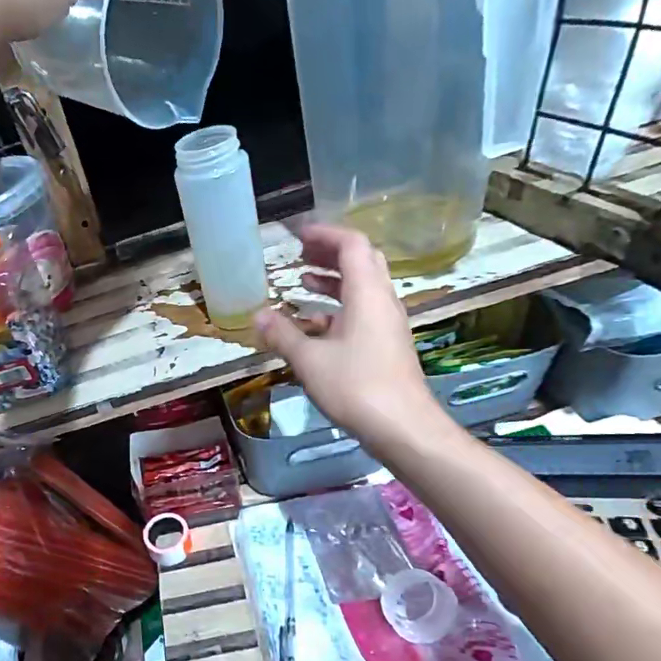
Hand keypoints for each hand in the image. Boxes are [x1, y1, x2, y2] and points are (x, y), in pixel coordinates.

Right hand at [253, 224, 445, 444]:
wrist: (403, 427)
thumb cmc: (356, 387)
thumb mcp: (310, 360)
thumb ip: (283, 334)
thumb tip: (257, 315)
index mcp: (367, 293)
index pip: (352, 244)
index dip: (325, 233)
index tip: (297, 235)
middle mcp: (382, 301)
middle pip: (362, 261)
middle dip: (330, 253)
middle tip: (301, 254)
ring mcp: (388, 323)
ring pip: (363, 288)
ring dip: (335, 280)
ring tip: (303, 282)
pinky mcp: (388, 344)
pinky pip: (364, 312)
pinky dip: (340, 308)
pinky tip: (316, 325)